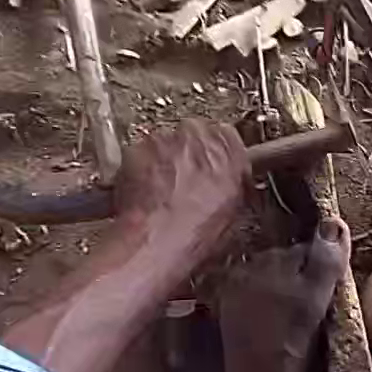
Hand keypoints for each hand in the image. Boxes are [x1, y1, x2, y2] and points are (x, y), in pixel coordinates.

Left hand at [112, 120, 250, 256]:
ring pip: (164, 145)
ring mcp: (163, 139)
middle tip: (186, 183)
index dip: (216, 156)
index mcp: (226, 144)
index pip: (225, 136)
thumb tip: (230, 182)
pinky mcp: (135, 148)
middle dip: (189, 155)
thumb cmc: (198, 228)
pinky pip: (140, 156)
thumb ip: (234, 180)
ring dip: (164, 162)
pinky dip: (141, 170)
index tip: (211, 169)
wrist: (159, 238)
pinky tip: (145, 194)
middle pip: (192, 136)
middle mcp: (195, 133)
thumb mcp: (235, 207)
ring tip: (163, 193)